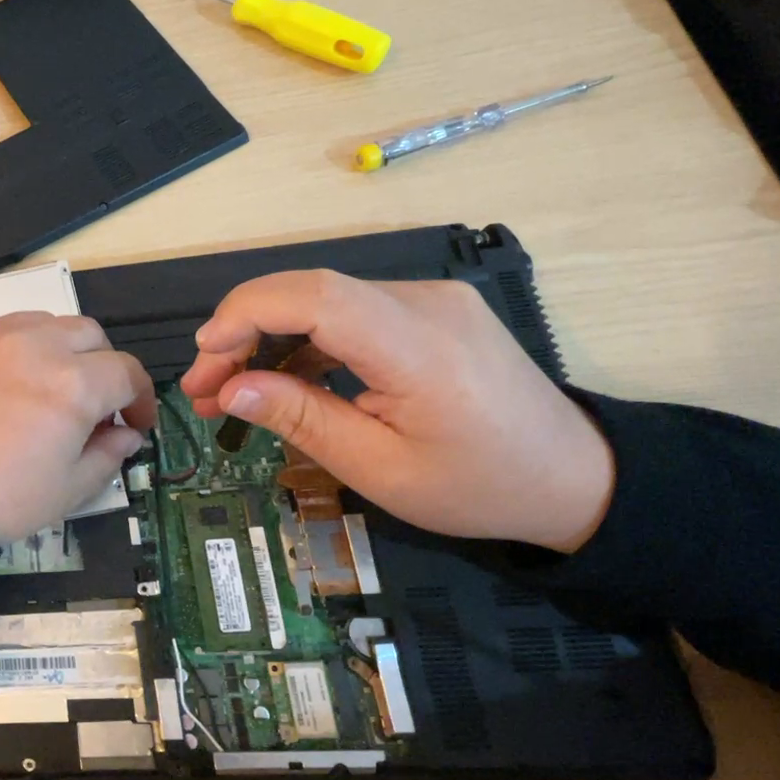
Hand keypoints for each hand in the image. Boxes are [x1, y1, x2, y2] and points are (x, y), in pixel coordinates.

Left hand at [0, 313, 157, 543]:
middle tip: (88, 401)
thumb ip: (107, 454)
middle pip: (88, 335)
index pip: (127, 372)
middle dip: (100, 365)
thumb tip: (124, 433)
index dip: (139, 398)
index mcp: (74, 384)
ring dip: (54, 348)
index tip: (132, 422)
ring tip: (39, 385)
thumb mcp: (67, 490)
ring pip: (40, 322)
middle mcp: (35, 344)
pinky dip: (6, 347)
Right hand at [179, 271, 613, 552]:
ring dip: (266, 338)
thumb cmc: (479, 486)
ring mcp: (429, 299)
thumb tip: (228, 389)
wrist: (577, 477)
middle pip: (308, 292)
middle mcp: (424, 302)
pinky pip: (348, 311)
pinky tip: (280, 380)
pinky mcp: (428, 308)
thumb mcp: (380, 470)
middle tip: (202, 387)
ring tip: (229, 389)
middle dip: (241, 332)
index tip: (204, 358)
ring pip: (321, 300)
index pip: (314, 297)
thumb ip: (301, 419)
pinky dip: (302, 341)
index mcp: (419, 348)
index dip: (246, 314)